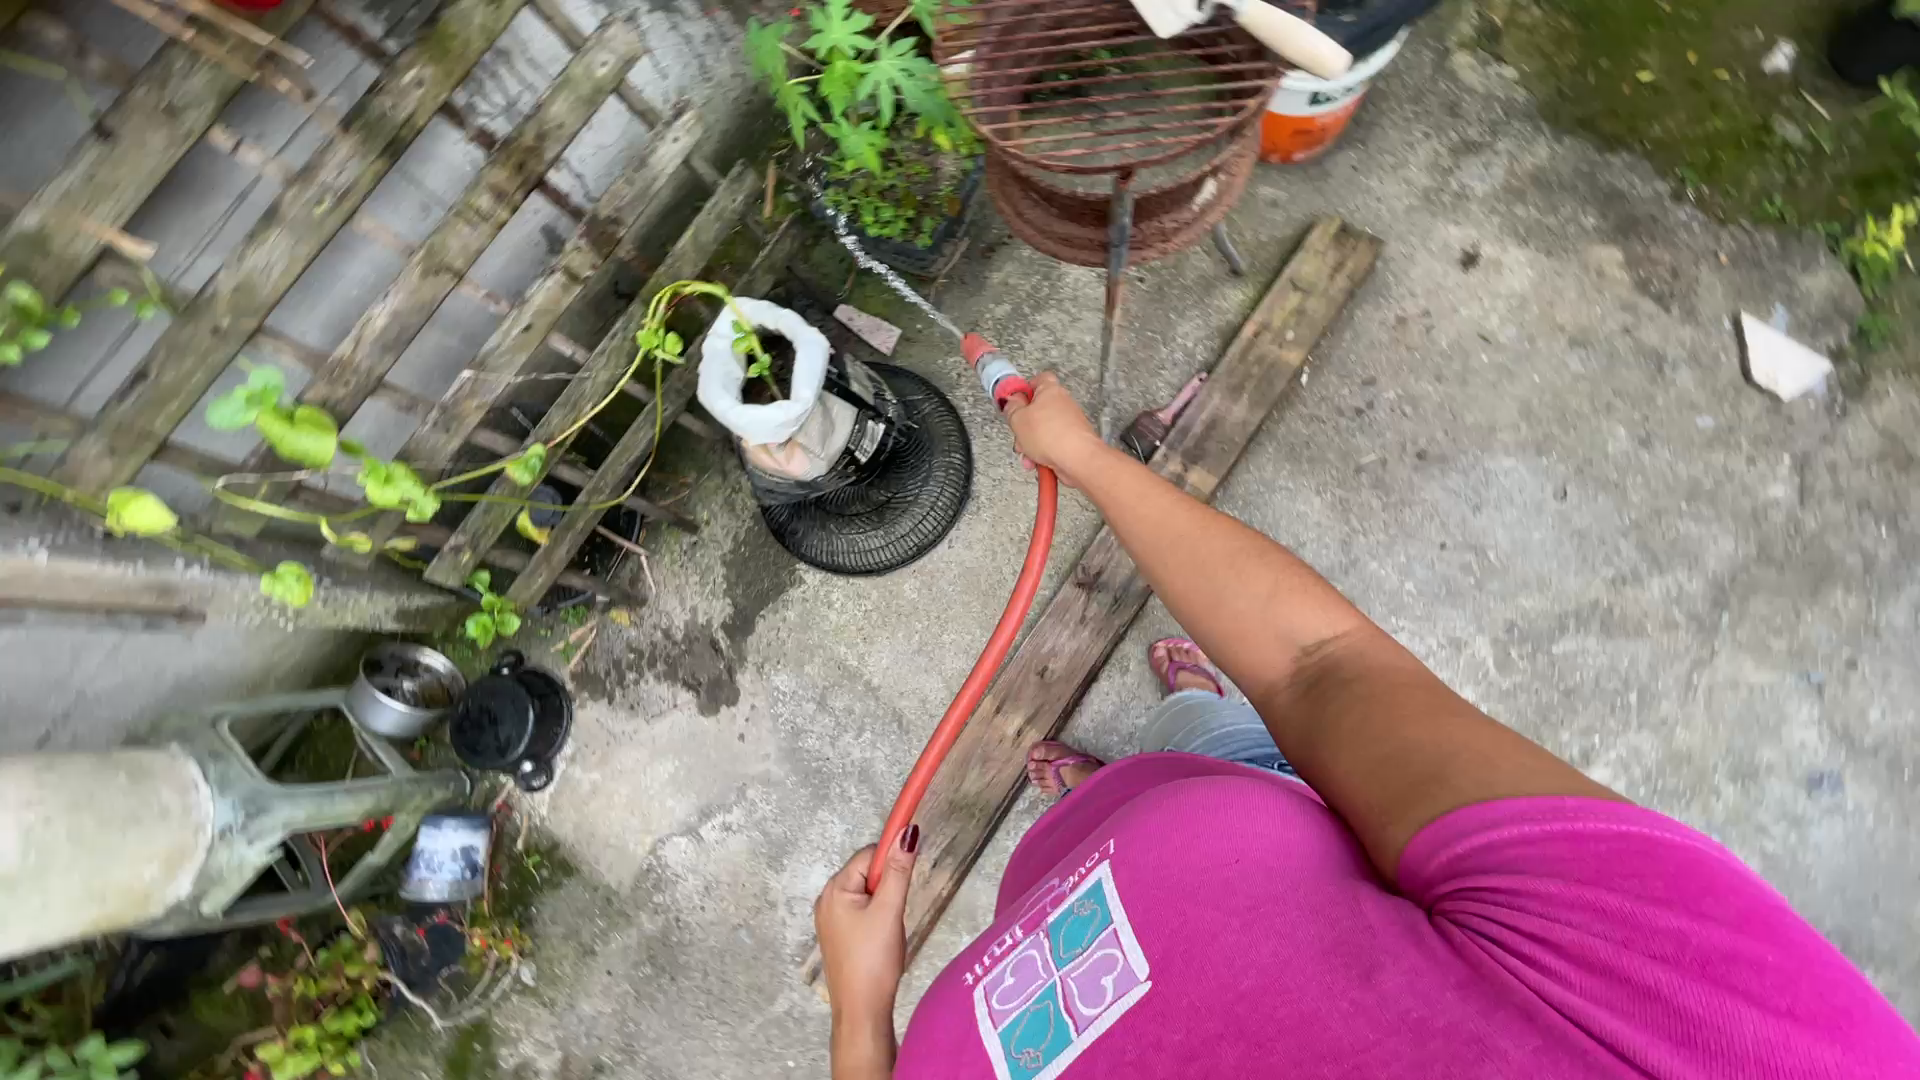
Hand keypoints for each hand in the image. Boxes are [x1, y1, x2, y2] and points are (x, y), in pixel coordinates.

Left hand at [815, 827, 918, 1022]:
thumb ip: (899, 870)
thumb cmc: (874, 960)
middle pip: (866, 871)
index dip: (891, 862)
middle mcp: (826, 898)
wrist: (862, 1013)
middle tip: (895, 911)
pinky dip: (875, 914)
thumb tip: (906, 832)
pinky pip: (860, 908)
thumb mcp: (889, 910)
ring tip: (889, 927)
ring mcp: (830, 918)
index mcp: (834, 889)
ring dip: (883, 900)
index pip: (868, 855)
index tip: (907, 877)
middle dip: (887, 884)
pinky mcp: (837, 934)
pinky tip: (882, 936)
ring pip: (865, 891)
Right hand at [1004, 372, 1106, 487]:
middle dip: (1024, 427)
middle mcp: (1062, 404)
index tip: (1014, 402)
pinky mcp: (1072, 440)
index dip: (1024, 390)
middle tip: (1019, 435)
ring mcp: (1069, 423)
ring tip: (1029, 455)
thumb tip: (1011, 402)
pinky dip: (1043, 454)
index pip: (1037, 380)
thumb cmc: (1052, 436)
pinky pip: (1052, 444)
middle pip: (1036, 411)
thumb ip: (1011, 408)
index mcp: (1050, 390)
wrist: (1077, 459)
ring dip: (1031, 445)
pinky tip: (1039, 463)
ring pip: (1042, 431)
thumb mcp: (1018, 419)